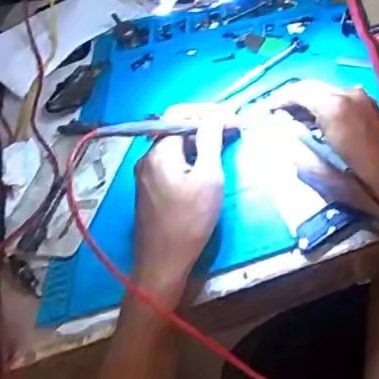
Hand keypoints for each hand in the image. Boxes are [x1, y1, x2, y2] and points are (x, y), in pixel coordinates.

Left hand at [131, 122, 223, 300]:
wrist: (161, 266)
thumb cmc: (189, 222)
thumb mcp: (208, 178)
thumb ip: (210, 141)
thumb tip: (214, 116)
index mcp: (159, 151)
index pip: (181, 114)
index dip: (208, 112)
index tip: (233, 118)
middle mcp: (147, 157)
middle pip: (176, 128)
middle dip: (204, 124)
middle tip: (231, 129)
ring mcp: (145, 174)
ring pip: (173, 145)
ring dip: (197, 141)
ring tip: (222, 143)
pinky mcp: (148, 188)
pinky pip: (170, 161)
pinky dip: (188, 156)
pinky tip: (204, 163)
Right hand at [268, 81, 378, 216]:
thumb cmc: (357, 183)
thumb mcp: (318, 169)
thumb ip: (295, 145)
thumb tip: (277, 131)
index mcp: (334, 107)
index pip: (297, 91)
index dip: (278, 99)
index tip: (265, 110)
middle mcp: (347, 94)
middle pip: (310, 86)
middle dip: (290, 97)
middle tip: (274, 112)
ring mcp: (361, 97)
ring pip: (324, 88)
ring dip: (306, 99)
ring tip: (291, 117)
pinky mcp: (368, 104)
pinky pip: (338, 95)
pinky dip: (322, 102)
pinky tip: (315, 119)